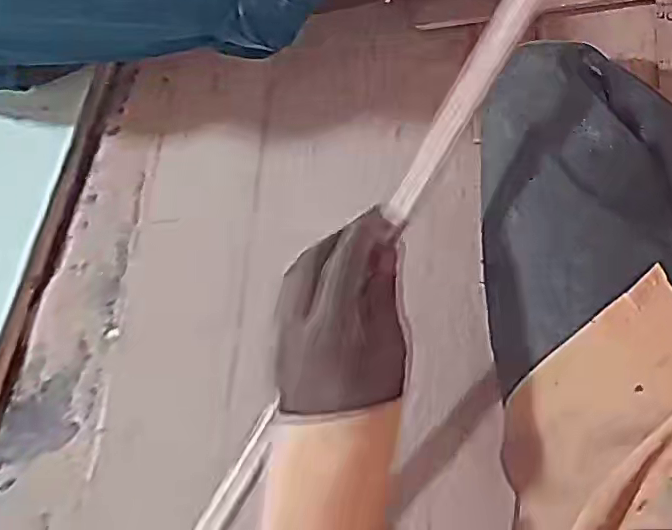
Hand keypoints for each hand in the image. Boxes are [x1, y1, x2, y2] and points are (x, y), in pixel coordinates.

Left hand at [274, 210, 406, 415]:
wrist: (331, 453)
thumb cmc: (363, 412)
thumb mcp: (392, 343)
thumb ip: (384, 290)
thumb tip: (385, 254)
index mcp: (329, 324)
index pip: (346, 254)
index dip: (369, 228)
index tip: (387, 217)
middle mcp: (298, 324)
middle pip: (317, 255)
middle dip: (347, 234)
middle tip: (374, 228)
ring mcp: (283, 331)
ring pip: (301, 268)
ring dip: (330, 249)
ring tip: (357, 246)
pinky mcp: (279, 338)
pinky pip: (294, 287)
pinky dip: (316, 270)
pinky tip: (335, 272)